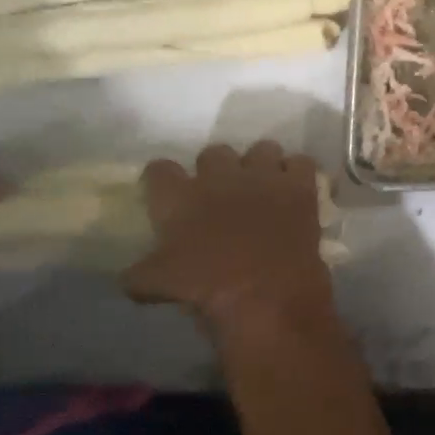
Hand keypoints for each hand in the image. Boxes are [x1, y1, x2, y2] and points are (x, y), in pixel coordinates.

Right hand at [124, 143, 331, 332]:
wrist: (265, 287)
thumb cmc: (203, 284)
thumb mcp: (151, 283)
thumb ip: (138, 270)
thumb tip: (133, 273)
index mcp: (179, 196)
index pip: (160, 168)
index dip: (161, 176)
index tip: (165, 185)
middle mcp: (222, 178)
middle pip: (215, 152)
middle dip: (215, 166)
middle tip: (219, 187)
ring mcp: (265, 178)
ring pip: (263, 148)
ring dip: (259, 163)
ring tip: (260, 183)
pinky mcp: (301, 187)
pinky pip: (301, 162)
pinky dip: (297, 170)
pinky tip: (293, 185)